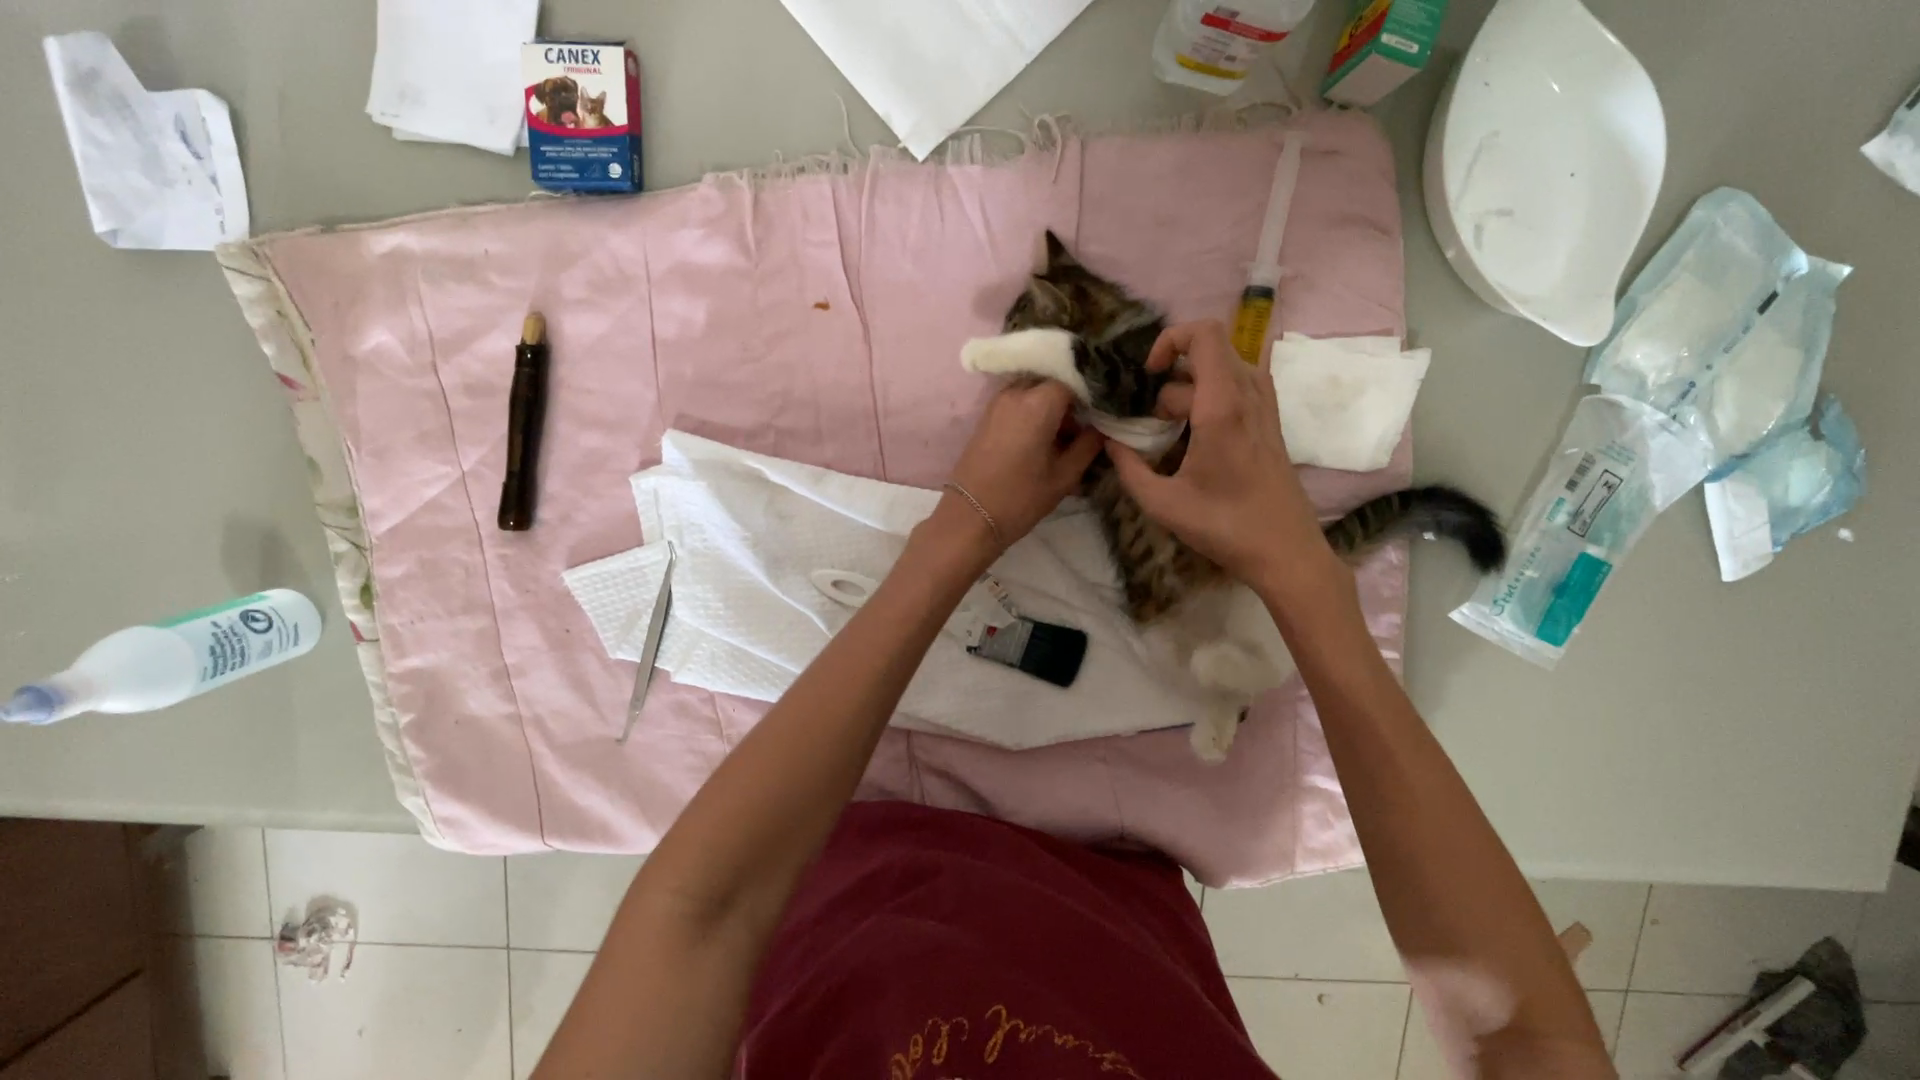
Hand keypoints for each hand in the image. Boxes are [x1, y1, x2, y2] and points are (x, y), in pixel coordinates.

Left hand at [934, 380, 1102, 560]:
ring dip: (1054, 404)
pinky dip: (1037, 410)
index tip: (1106, 409)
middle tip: (1090, 422)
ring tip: (1070, 432)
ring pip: (1036, 389)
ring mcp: (998, 401)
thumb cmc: (1020, 498)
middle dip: (1073, 397)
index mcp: (1038, 402)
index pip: (1076, 379)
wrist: (969, 517)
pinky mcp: (989, 414)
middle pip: (1054, 379)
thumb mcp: (1064, 476)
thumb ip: (1089, 445)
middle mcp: (1016, 392)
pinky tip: (1049, 435)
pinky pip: (1020, 400)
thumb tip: (1104, 426)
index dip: (1094, 392)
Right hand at [1105, 320, 1339, 600]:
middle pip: (1208, 352)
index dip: (1169, 341)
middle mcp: (1248, 395)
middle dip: (1172, 376)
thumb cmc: (1224, 526)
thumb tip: (1109, 441)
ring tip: (1172, 425)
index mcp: (1222, 406)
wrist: (1285, 550)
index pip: (1203, 334)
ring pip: (1224, 368)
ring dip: (1193, 386)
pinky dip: (1213, 395)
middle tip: (1152, 419)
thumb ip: (1128, 468)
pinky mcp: (1271, 423)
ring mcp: (1265, 407)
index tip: (1148, 376)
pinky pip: (1239, 387)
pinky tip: (1197, 432)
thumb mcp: (1162, 503)